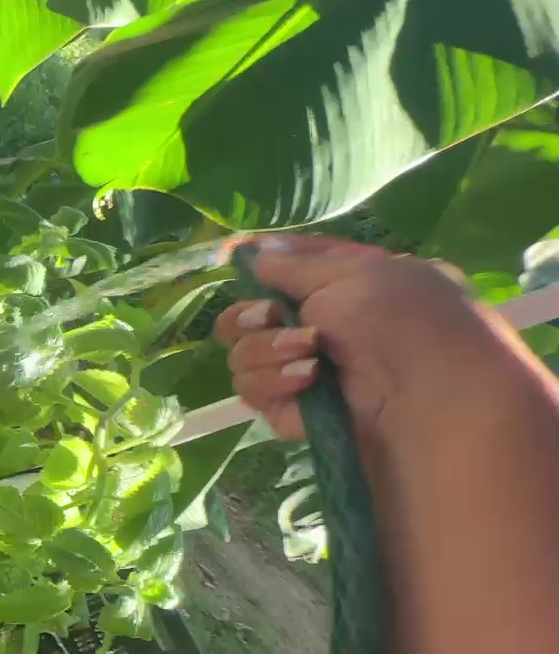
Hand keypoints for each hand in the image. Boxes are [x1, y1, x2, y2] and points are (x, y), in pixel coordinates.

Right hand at [213, 235, 500, 442]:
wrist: (421, 393)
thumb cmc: (402, 321)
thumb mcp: (354, 274)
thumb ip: (294, 266)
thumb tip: (253, 250)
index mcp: (341, 286)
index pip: (285, 269)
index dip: (258, 263)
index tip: (232, 255)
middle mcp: (314, 324)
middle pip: (243, 316)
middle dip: (249, 316)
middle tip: (269, 316)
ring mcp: (294, 366)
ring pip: (240, 352)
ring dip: (267, 349)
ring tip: (308, 352)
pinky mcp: (282, 402)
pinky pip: (249, 386)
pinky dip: (273, 380)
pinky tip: (308, 380)